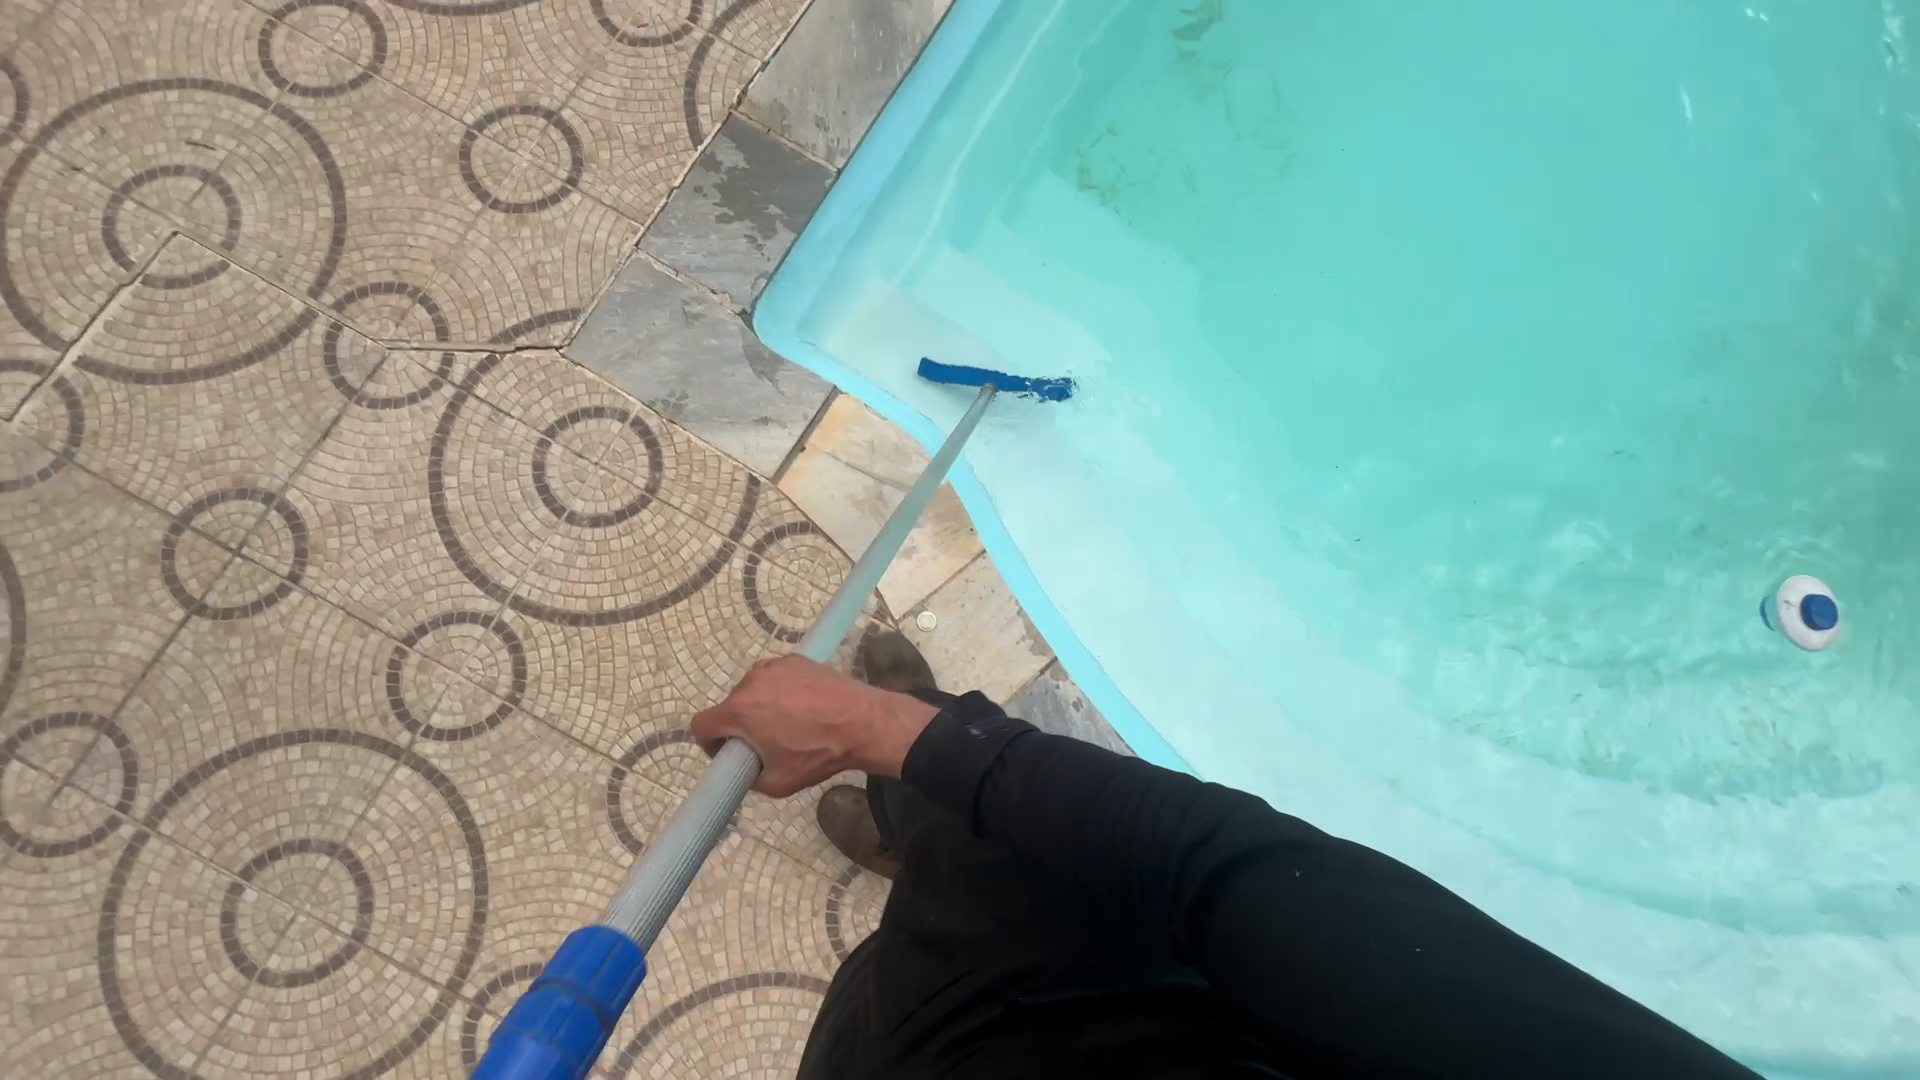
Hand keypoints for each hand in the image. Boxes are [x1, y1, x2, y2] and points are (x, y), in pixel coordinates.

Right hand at [690, 655, 940, 796]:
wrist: (863, 722)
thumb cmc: (818, 754)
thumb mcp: (777, 784)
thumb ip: (749, 778)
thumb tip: (746, 771)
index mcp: (740, 710)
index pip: (701, 725)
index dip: (710, 743)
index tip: (731, 753)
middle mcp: (752, 681)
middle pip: (730, 706)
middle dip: (741, 725)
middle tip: (767, 743)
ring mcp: (776, 665)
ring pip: (753, 689)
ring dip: (760, 705)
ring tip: (789, 723)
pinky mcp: (798, 659)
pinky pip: (776, 677)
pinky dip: (781, 690)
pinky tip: (804, 705)